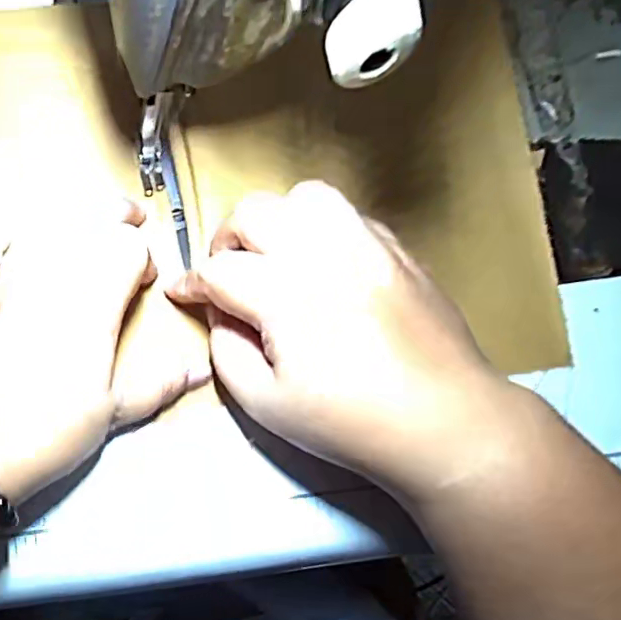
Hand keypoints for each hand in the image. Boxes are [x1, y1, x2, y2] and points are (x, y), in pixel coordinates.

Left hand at [0, 199, 209, 502]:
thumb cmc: (50, 433)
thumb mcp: (112, 413)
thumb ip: (158, 385)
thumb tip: (199, 372)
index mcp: (92, 303)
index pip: (126, 248)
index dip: (143, 256)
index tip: (146, 281)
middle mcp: (49, 280)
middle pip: (84, 223)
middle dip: (112, 215)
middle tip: (128, 217)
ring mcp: (5, 288)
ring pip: (37, 229)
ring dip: (64, 218)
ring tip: (80, 222)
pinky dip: (0, 243)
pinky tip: (9, 241)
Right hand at [168, 181, 528, 501]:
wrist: (439, 418)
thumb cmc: (346, 422)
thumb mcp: (265, 404)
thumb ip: (227, 353)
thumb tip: (220, 315)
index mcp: (284, 294)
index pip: (218, 269)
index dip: (190, 283)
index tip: (180, 294)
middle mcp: (322, 253)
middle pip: (255, 212)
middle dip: (225, 241)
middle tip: (225, 277)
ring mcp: (366, 244)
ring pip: (305, 197)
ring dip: (275, 223)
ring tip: (273, 261)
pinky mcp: (396, 249)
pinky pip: (347, 215)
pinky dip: (318, 231)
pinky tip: (319, 269)